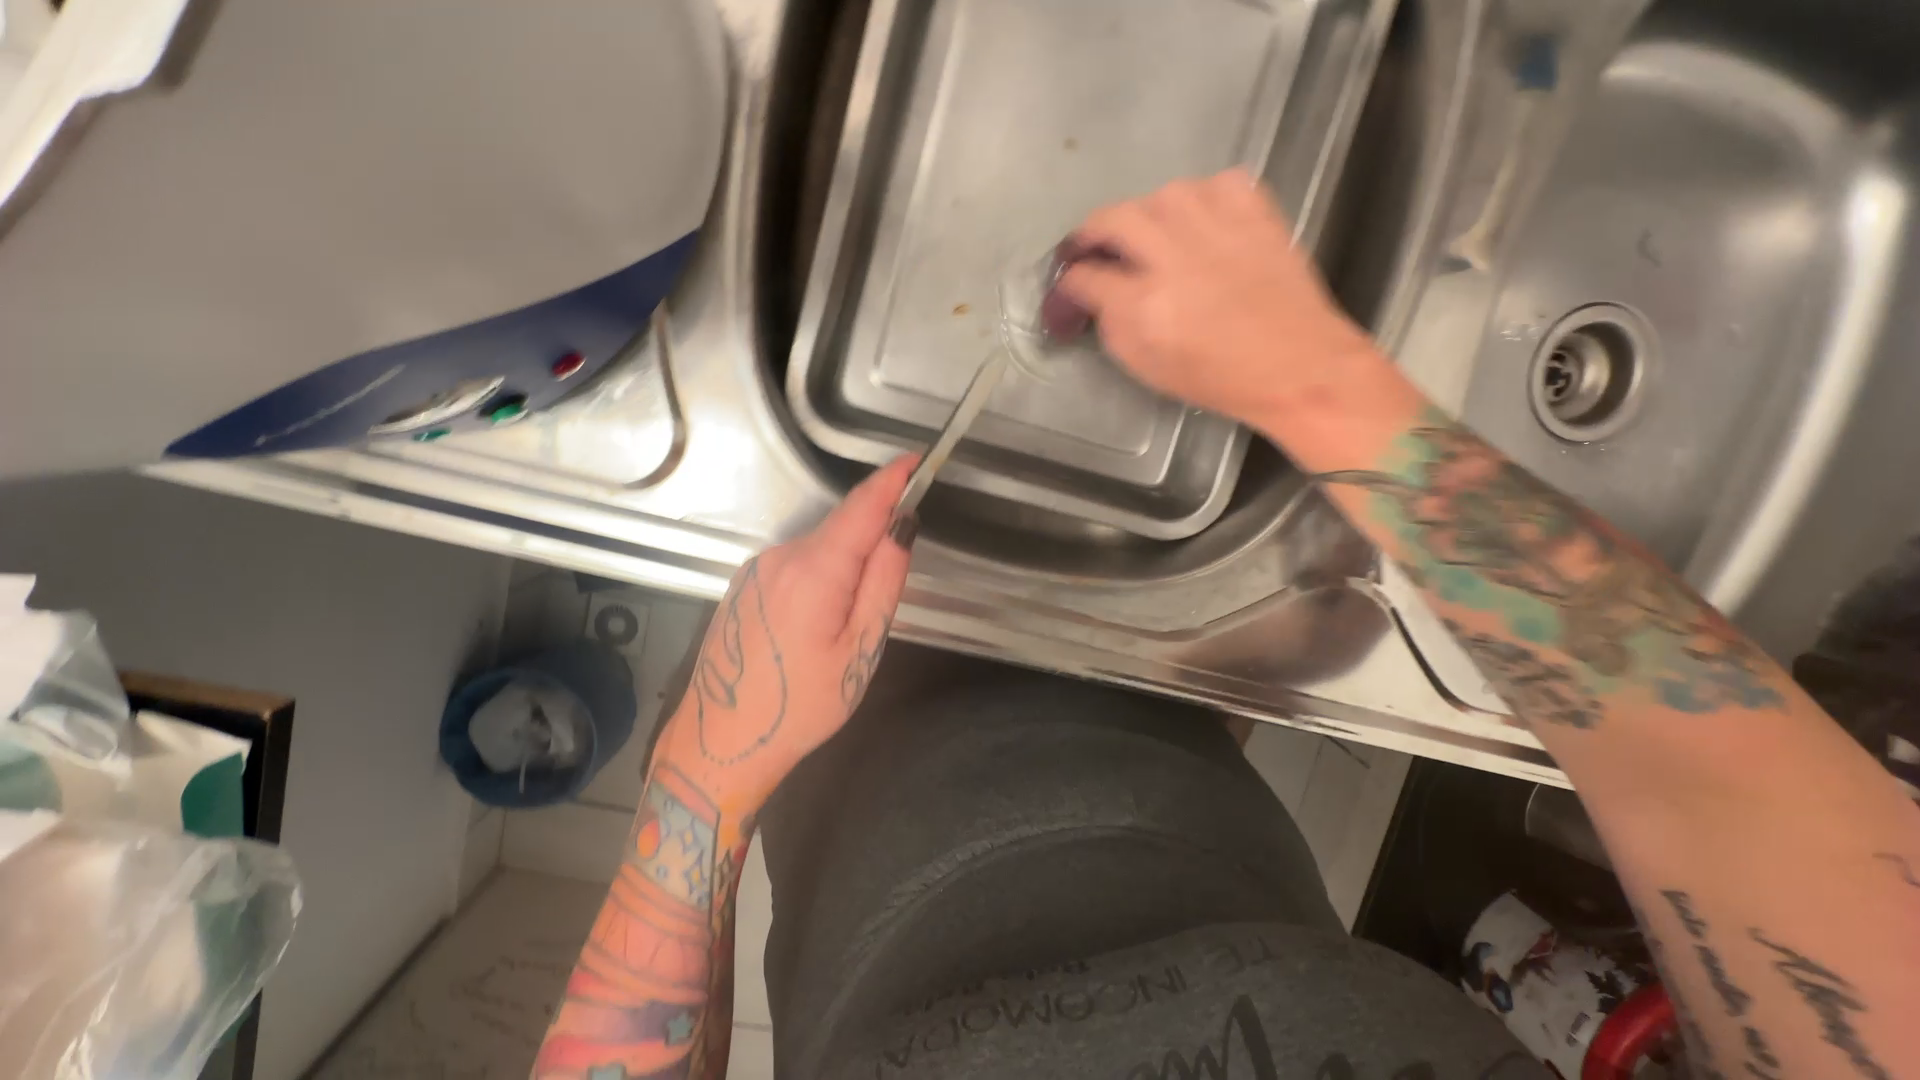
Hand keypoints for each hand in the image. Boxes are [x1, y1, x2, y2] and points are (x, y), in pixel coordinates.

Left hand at [657, 456, 916, 803]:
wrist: (721, 741)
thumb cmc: (802, 706)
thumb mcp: (861, 649)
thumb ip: (884, 581)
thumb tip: (902, 524)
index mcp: (814, 571)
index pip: (861, 506)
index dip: (891, 480)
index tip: (917, 460)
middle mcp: (780, 558)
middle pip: (841, 527)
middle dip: (873, 535)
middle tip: (894, 580)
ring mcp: (757, 570)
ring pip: (818, 549)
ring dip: (845, 563)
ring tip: (848, 624)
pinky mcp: (745, 586)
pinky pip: (796, 566)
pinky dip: (820, 576)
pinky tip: (818, 624)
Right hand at [1056, 169, 1378, 427]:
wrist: (1297, 368)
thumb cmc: (1218, 379)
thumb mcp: (1147, 366)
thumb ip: (1112, 325)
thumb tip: (1096, 295)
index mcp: (1144, 305)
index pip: (1085, 277)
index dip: (1067, 285)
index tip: (1069, 291)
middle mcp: (1176, 258)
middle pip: (1115, 219)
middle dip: (1091, 233)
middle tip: (1089, 247)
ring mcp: (1220, 231)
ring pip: (1164, 194)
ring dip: (1146, 211)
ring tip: (1147, 232)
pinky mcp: (1257, 216)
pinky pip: (1220, 183)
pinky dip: (1203, 197)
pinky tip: (1199, 220)